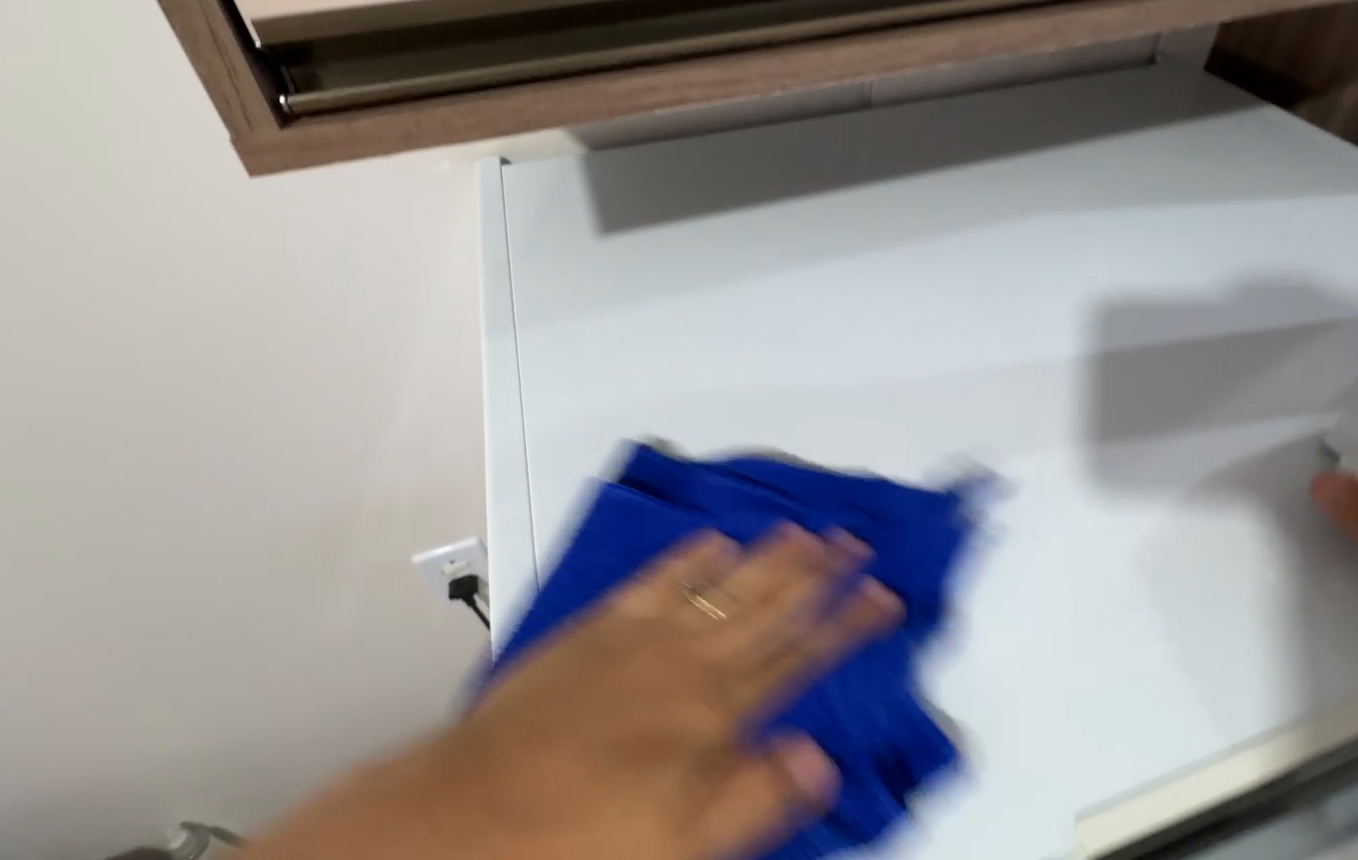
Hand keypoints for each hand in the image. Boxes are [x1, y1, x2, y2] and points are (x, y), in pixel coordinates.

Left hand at [244, 525, 902, 859]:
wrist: (473, 813)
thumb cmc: (582, 837)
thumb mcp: (684, 842)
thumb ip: (756, 794)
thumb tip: (820, 754)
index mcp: (715, 712)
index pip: (800, 655)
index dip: (848, 624)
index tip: (884, 595)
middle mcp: (688, 661)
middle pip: (769, 605)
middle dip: (819, 572)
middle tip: (854, 540)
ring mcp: (642, 637)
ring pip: (721, 583)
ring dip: (766, 556)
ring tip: (802, 529)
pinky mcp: (599, 628)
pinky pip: (657, 580)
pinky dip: (689, 558)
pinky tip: (711, 540)